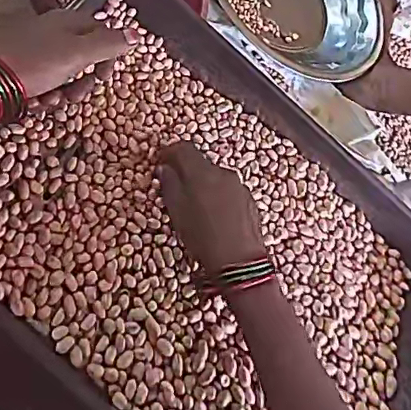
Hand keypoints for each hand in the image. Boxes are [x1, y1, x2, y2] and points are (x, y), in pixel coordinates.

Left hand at [0, 8, 131, 97]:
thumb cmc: (31, 64)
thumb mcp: (77, 54)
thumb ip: (109, 44)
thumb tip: (136, 33)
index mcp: (68, 21)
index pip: (102, 33)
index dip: (107, 57)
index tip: (103, 77)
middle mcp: (52, 32)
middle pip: (83, 59)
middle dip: (80, 84)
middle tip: (72, 97)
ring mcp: (33, 51)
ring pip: (62, 77)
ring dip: (60, 95)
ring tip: (46, 101)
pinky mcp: (18, 70)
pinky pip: (42, 85)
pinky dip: (40, 98)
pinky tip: (31, 103)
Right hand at [156, 141, 265, 272]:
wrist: (239, 262)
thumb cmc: (201, 236)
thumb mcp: (176, 210)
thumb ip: (168, 183)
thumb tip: (165, 168)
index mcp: (201, 171)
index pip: (183, 147)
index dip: (169, 152)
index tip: (161, 162)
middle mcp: (222, 172)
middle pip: (200, 163)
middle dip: (186, 172)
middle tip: (175, 189)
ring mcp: (238, 186)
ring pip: (215, 178)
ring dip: (203, 185)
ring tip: (196, 208)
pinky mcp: (249, 201)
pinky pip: (228, 191)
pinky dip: (218, 197)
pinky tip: (214, 217)